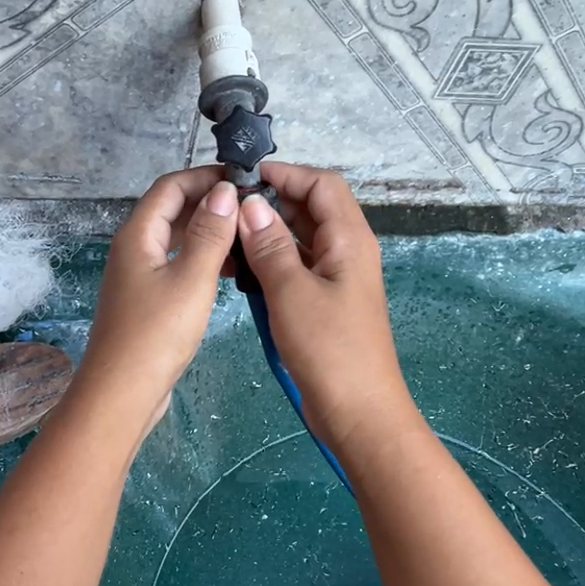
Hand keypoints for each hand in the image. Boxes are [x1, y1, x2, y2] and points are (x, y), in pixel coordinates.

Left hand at [72, 167, 240, 433]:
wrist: (122, 392)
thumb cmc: (157, 333)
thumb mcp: (192, 279)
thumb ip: (211, 233)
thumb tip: (226, 190)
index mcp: (138, 234)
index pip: (171, 186)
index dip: (206, 176)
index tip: (245, 178)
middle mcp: (134, 248)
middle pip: (173, 210)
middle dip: (211, 202)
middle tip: (254, 206)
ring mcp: (139, 274)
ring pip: (177, 239)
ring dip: (210, 232)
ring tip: (250, 235)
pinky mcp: (148, 299)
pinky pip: (177, 264)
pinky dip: (203, 259)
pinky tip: (231, 270)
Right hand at [236, 162, 416, 449]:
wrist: (358, 412)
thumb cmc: (328, 348)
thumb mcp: (291, 292)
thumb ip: (269, 245)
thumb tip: (250, 203)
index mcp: (350, 239)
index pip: (322, 184)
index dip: (285, 173)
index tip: (242, 179)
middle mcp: (347, 250)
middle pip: (311, 208)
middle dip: (270, 201)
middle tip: (226, 209)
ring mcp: (336, 277)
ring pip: (300, 238)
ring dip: (266, 233)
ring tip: (226, 238)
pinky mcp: (324, 301)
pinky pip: (296, 266)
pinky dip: (270, 261)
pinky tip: (240, 271)